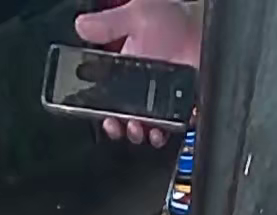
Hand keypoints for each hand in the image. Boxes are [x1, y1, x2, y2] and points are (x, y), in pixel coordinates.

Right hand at [73, 0, 201, 147]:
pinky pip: (178, 127)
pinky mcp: (183, 108)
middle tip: (127, 126)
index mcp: (126, 77)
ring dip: (148, 134)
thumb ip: (108, 25)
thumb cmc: (165, 21)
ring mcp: (164, 104)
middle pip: (132, 123)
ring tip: (146, 129)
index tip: (109, 122)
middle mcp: (144, 95)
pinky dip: (173, 131)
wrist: (195, 26)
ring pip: (153, 129)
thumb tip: (82, 27)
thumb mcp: (132, 17)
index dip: (109, 118)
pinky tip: (168, 127)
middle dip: (128, 129)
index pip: (112, 105)